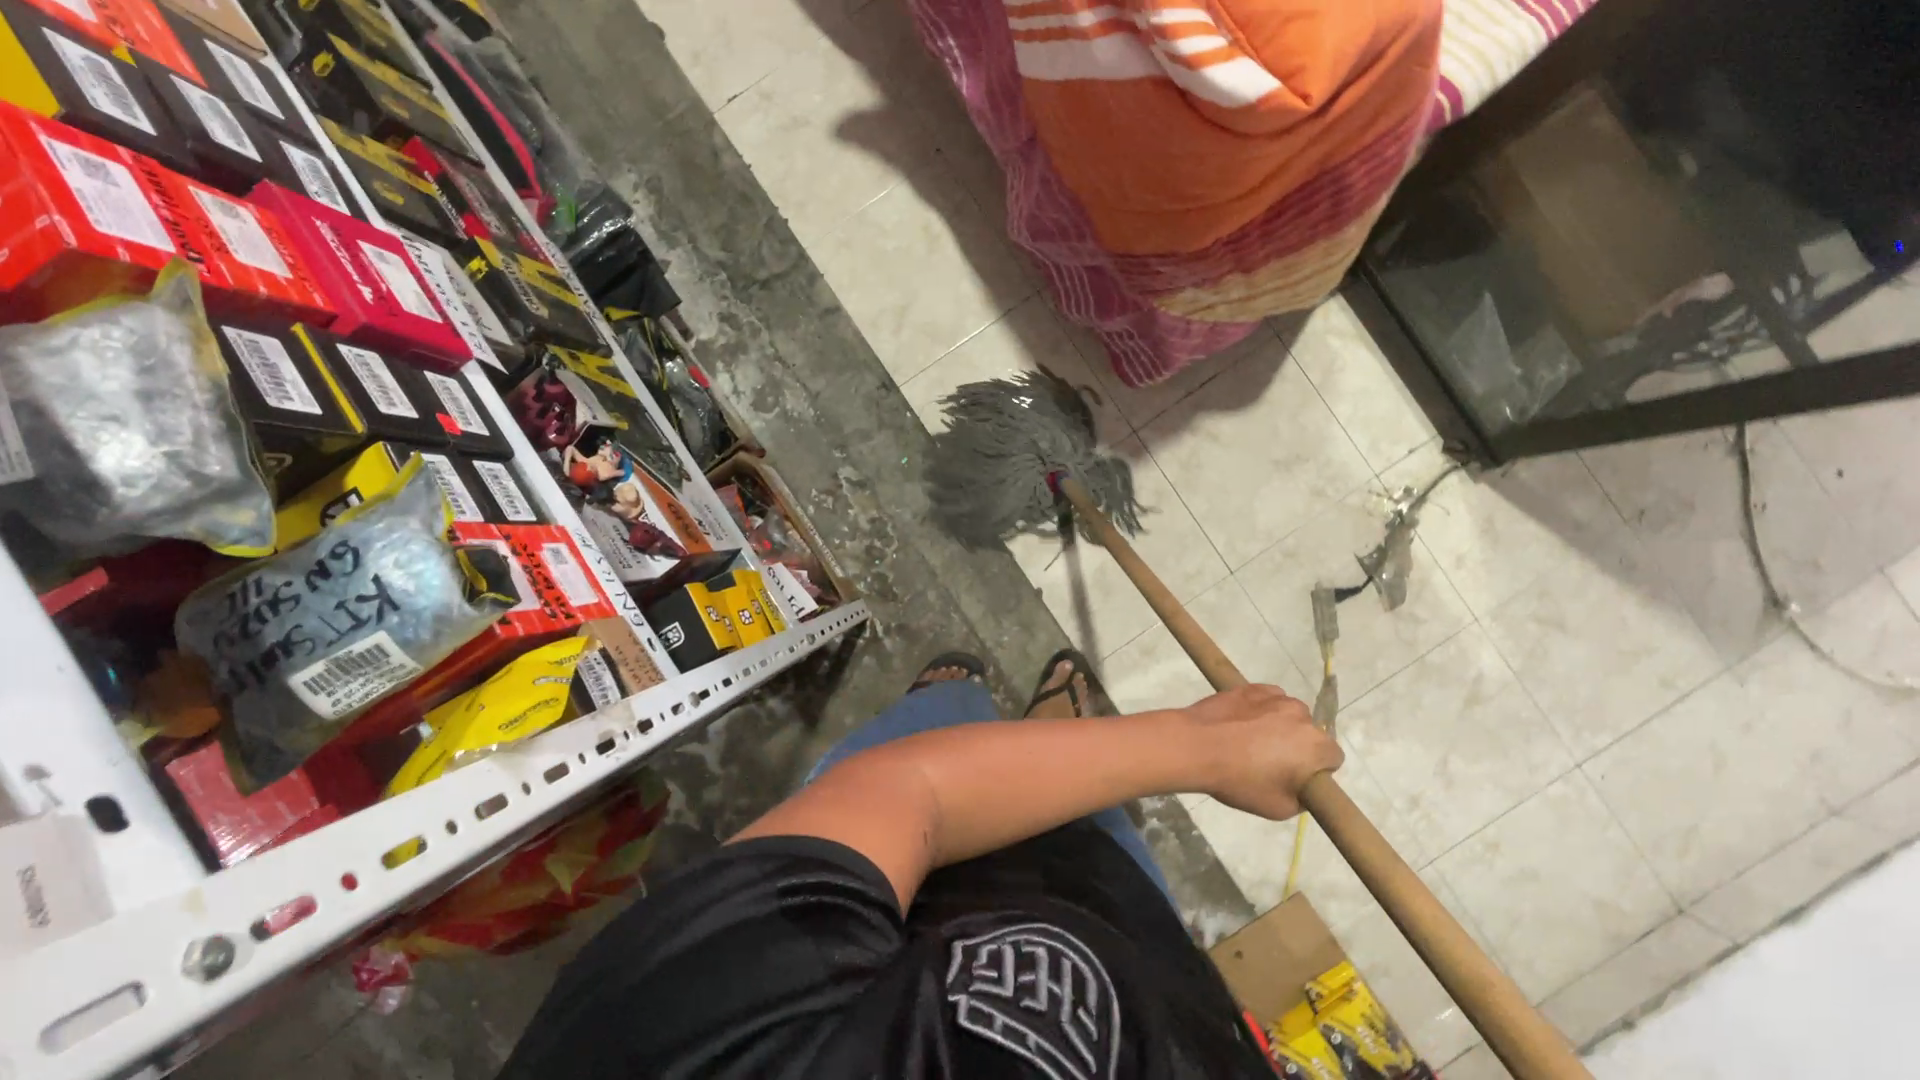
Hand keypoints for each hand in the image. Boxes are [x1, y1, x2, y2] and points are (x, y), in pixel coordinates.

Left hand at [1186, 685, 1341, 820]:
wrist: (1196, 746)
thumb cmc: (1240, 780)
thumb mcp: (1279, 808)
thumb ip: (1302, 798)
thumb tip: (1301, 787)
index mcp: (1316, 745)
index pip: (1332, 758)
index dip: (1316, 770)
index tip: (1294, 778)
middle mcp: (1302, 715)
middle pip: (1310, 734)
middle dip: (1297, 747)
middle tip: (1269, 762)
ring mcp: (1276, 696)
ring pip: (1288, 714)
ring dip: (1278, 726)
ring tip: (1249, 741)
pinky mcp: (1251, 687)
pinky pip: (1267, 699)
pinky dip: (1261, 710)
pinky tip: (1240, 723)